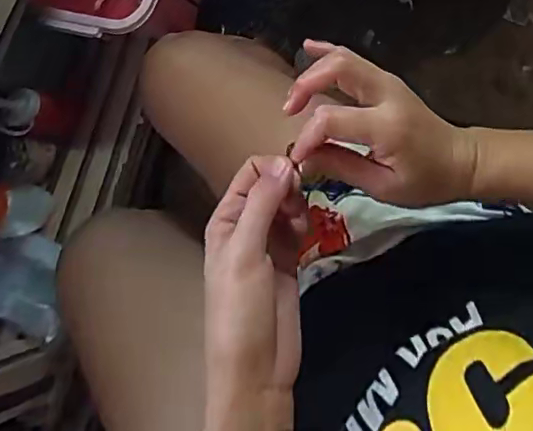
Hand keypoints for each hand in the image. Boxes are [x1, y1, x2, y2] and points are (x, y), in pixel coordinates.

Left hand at [204, 156, 303, 430]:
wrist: (257, 370)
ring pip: (289, 203)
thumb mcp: (245, 252)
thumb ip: (263, 204)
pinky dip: (305, 223)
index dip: (273, 169)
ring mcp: (268, 242)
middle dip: (289, 187)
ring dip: (299, 206)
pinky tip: (306, 235)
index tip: (294, 178)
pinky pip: (300, 225)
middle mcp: (246, 225)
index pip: (250, 172)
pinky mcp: (289, 258)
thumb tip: (284, 162)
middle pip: (273, 184)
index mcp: (227, 219)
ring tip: (301, 225)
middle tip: (298, 205)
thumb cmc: (240, 310)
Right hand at [282, 41, 478, 206]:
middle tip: (289, 109)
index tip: (298, 157)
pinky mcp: (386, 79)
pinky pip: (354, 59)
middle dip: (307, 84)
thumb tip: (305, 158)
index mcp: (386, 126)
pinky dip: (330, 52)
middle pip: (339, 69)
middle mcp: (386, 94)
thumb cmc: (426, 180)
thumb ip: (342, 167)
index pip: (332, 118)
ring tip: (294, 92)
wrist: (459, 159)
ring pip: (345, 58)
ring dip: (314, 69)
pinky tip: (309, 47)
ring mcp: (388, 81)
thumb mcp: (384, 187)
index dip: (308, 136)